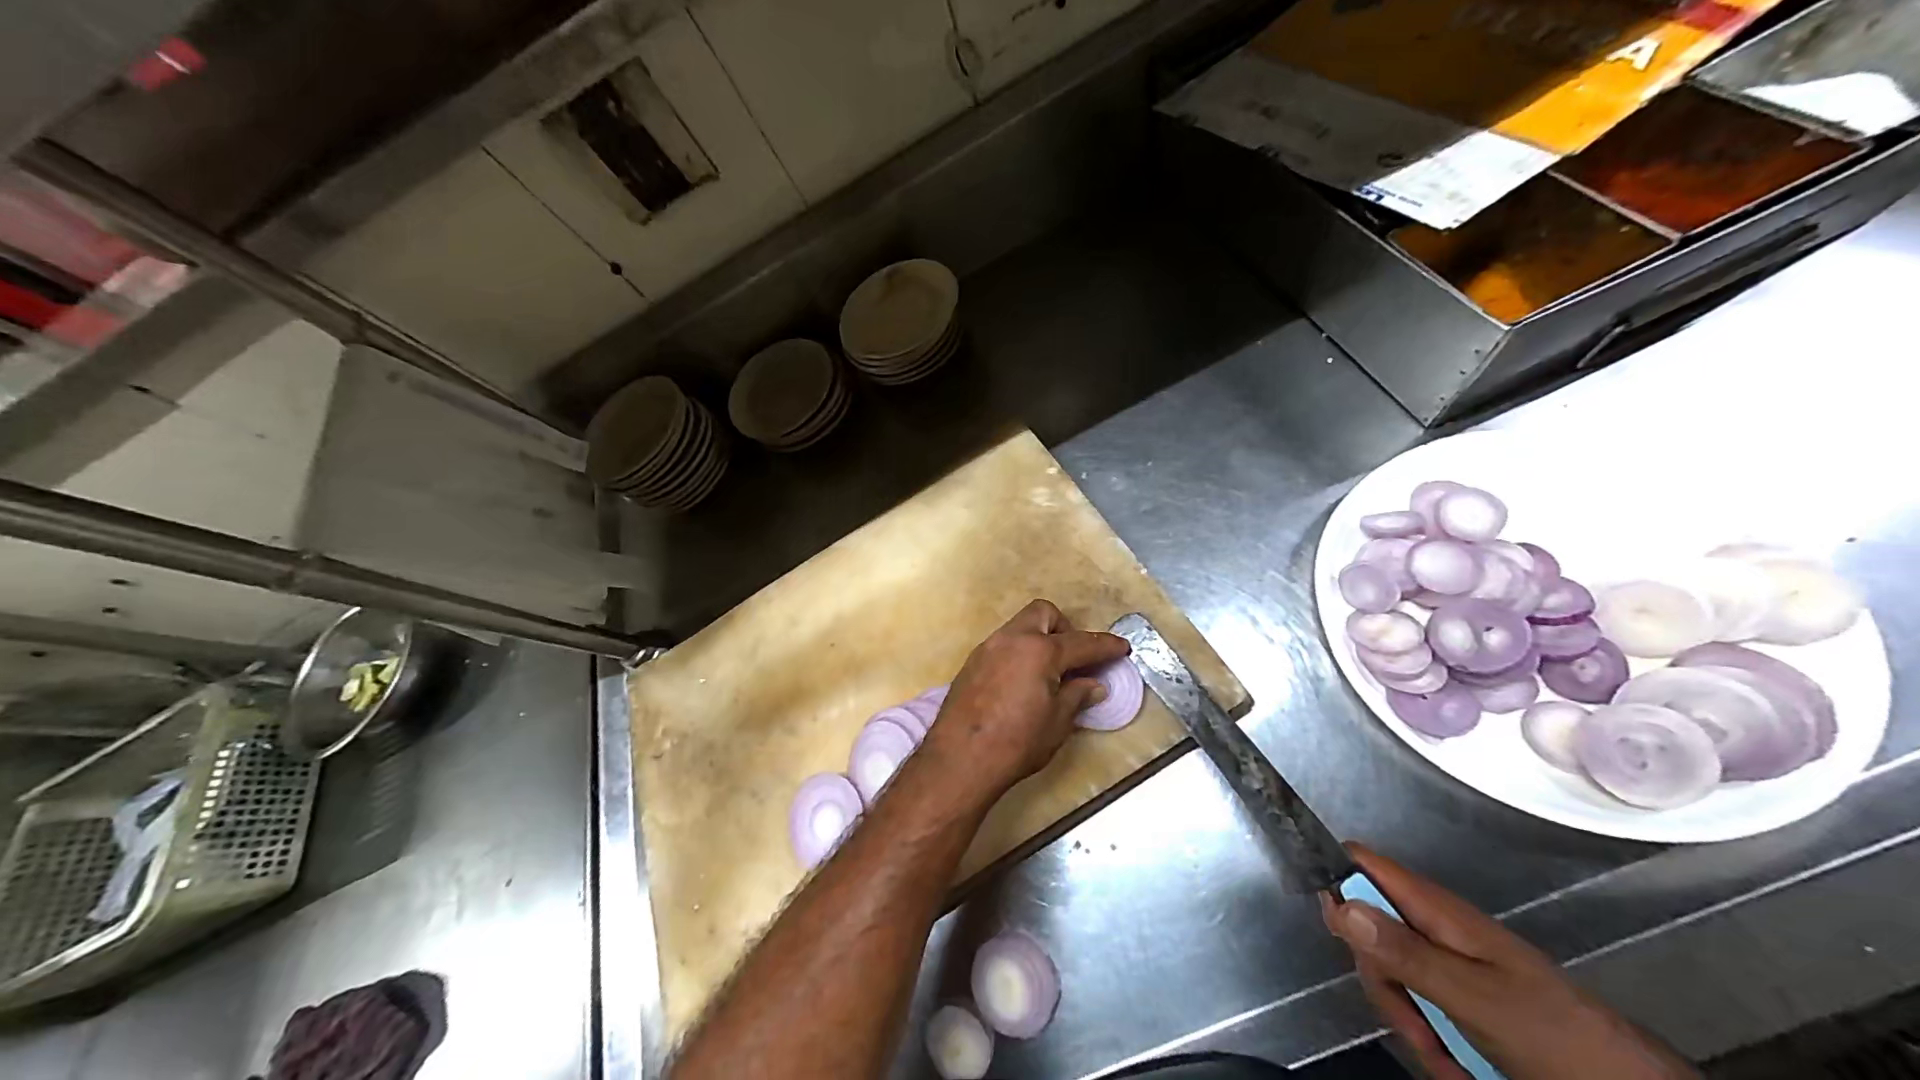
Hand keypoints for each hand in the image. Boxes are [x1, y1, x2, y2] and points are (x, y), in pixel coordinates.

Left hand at [918, 600, 1130, 804]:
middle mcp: (1011, 640)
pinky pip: (1002, 646)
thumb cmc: (1016, 742)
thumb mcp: (1057, 722)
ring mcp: (987, 649)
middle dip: (1064, 629)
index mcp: (1039, 651)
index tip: (1121, 648)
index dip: (1105, 646)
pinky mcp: (971, 664)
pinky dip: (1018, 653)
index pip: (1081, 643)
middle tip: (1075, 659)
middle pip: (1043, 614)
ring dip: (1038, 640)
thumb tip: (1093, 685)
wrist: (960, 759)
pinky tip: (1023, 682)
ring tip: (1049, 673)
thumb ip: (1076, 696)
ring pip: (1019, 627)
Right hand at [1322, 844, 1697, 1079]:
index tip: (1337, 930)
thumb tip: (1339, 904)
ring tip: (1442, 1055)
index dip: (1337, 881)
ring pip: (1389, 970)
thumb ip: (1404, 951)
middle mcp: (1435, 926)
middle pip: (1368, 927)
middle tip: (1410, 1018)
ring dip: (1405, 1016)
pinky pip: (1416, 1001)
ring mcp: (1447, 960)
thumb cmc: (1551, 1032)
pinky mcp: (1459, 994)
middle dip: (1379, 977)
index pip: (1363, 863)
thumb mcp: (1472, 996)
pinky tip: (1452, 1061)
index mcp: (1436, 908)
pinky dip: (1426, 1035)